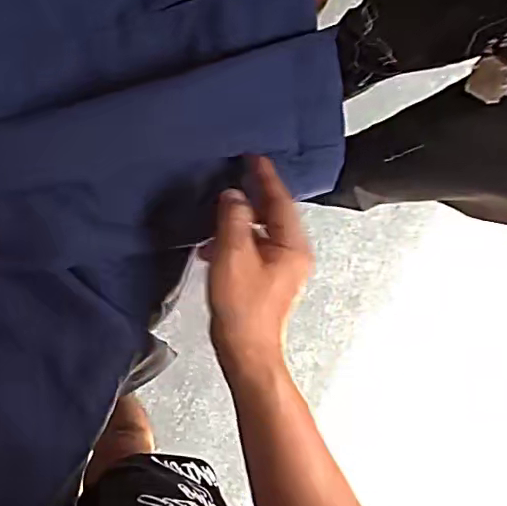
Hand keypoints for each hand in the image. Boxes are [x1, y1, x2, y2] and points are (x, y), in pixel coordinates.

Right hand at [202, 155, 312, 371]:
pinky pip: (252, 246)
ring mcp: (281, 267)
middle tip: (235, 174)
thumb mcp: (233, 255)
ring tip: (219, 210)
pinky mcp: (266, 278)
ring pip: (260, 230)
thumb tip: (233, 195)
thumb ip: (233, 219)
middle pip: (272, 213)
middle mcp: (292, 254)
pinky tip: (213, 244)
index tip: (253, 157)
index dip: (265, 176)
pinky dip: (234, 239)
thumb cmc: (242, 308)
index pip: (279, 200)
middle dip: (252, 195)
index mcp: (292, 246)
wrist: (245, 348)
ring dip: (239, 219)